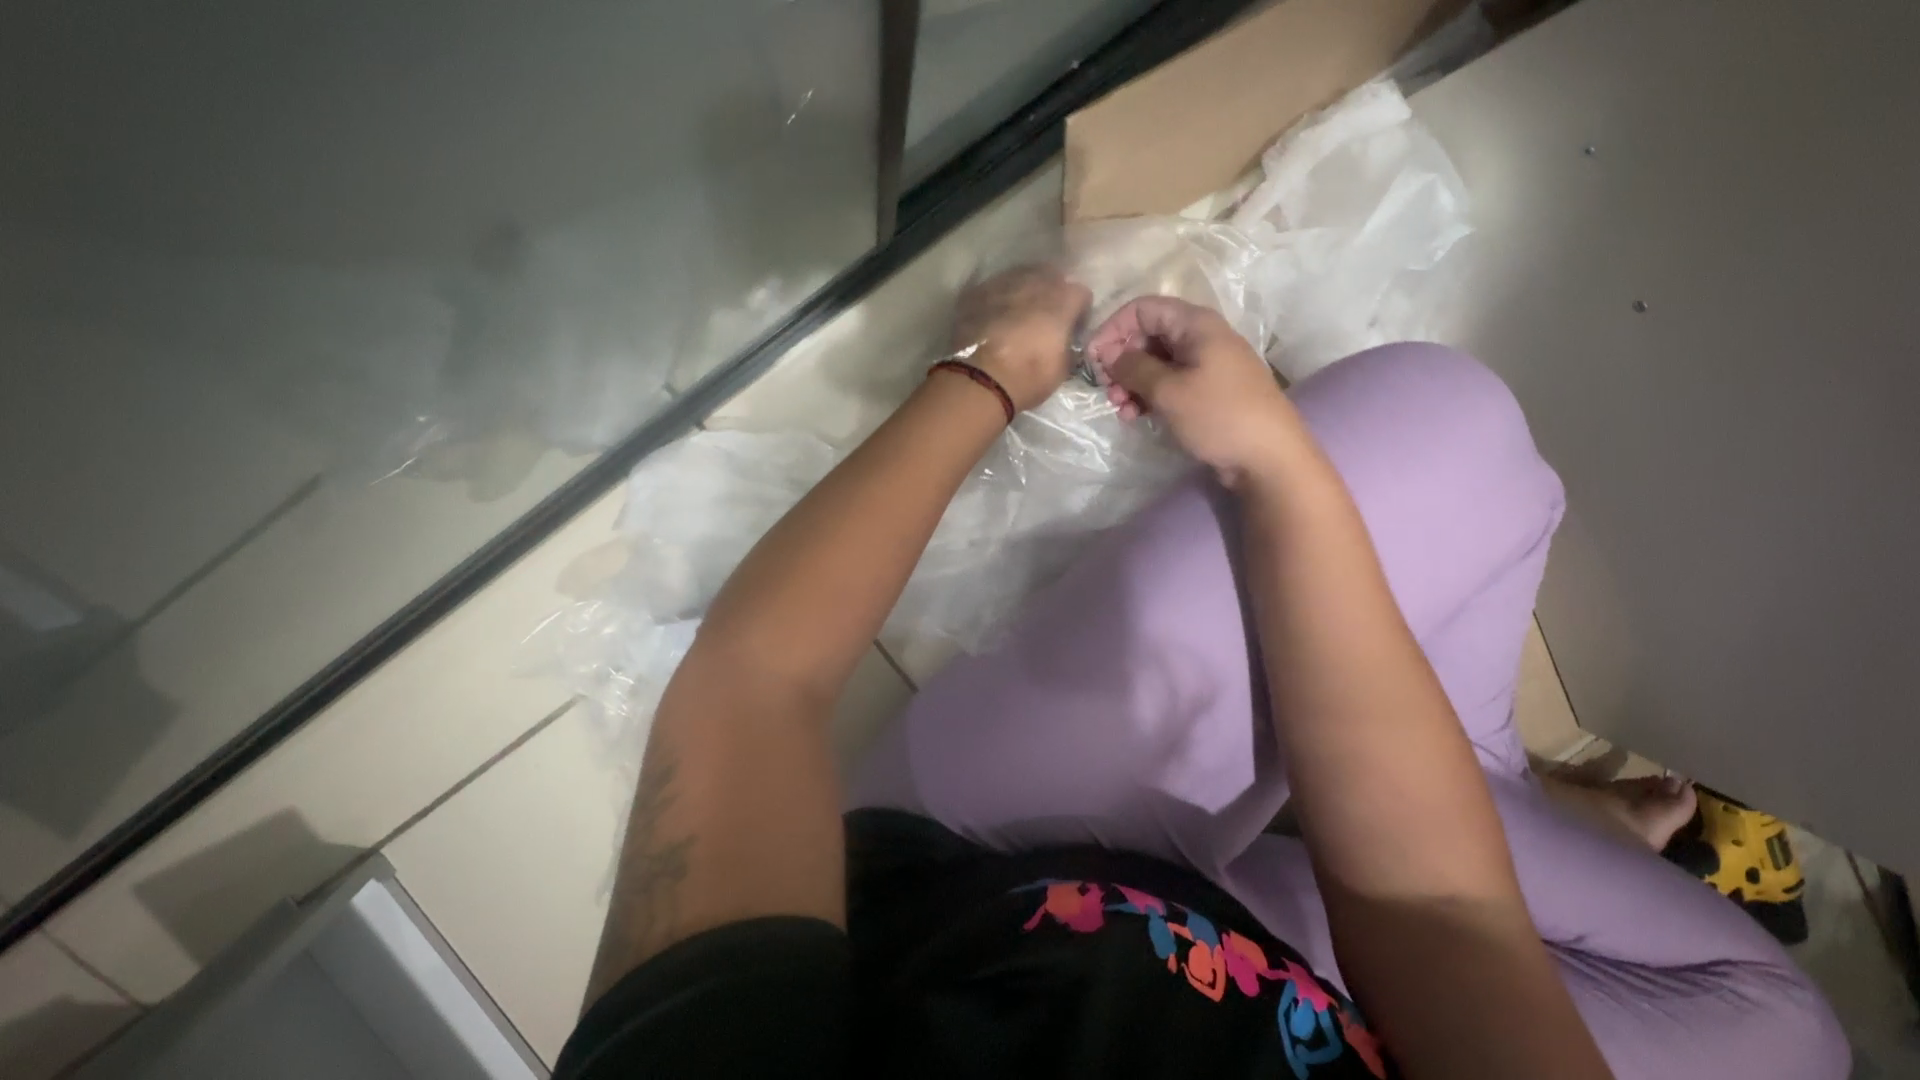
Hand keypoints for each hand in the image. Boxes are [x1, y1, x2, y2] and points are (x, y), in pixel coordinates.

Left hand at [949, 265, 1092, 412]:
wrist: (979, 380)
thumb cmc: (1027, 378)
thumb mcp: (1061, 370)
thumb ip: (1068, 347)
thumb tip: (1065, 343)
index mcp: (1061, 300)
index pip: (1081, 294)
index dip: (1079, 311)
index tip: (1072, 328)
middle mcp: (1034, 283)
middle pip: (1050, 276)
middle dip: (1051, 294)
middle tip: (1045, 317)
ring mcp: (1002, 284)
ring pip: (1020, 277)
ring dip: (1023, 292)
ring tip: (1017, 314)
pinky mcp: (976, 292)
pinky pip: (993, 289)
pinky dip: (997, 300)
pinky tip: (992, 317)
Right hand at [1086, 296, 1302, 486]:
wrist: (1268, 457)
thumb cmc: (1219, 415)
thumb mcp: (1169, 391)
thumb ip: (1134, 367)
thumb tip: (1109, 354)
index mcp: (1195, 324)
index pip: (1142, 308)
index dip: (1113, 329)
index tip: (1094, 360)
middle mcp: (1201, 337)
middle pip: (1148, 335)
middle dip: (1122, 361)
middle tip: (1107, 391)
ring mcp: (1206, 365)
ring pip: (1156, 362)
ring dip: (1132, 383)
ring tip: (1121, 410)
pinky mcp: (1207, 391)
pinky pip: (1170, 383)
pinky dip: (1149, 396)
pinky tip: (1136, 417)